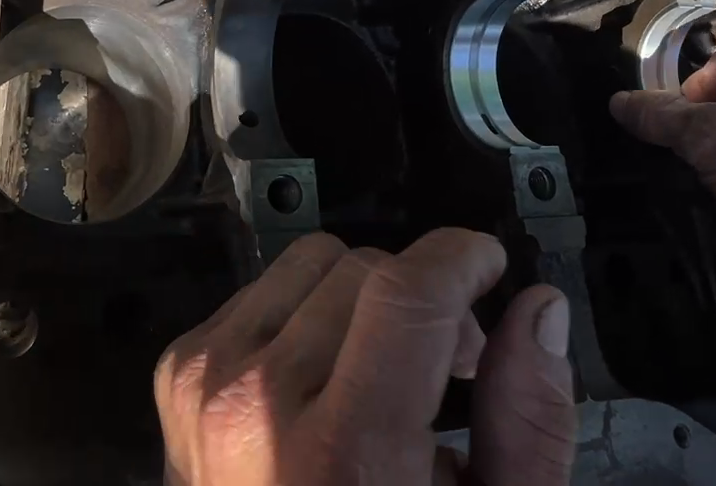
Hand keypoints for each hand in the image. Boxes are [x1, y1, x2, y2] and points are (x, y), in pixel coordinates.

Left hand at [155, 229, 576, 485]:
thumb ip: (528, 424)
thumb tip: (537, 307)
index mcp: (343, 456)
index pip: (404, 294)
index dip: (459, 258)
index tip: (487, 264)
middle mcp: (257, 404)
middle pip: (362, 268)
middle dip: (420, 297)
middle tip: (443, 364)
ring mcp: (206, 380)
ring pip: (309, 262)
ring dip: (358, 298)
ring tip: (377, 373)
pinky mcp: (178, 368)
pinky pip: (263, 287)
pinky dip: (305, 313)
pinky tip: (319, 379)